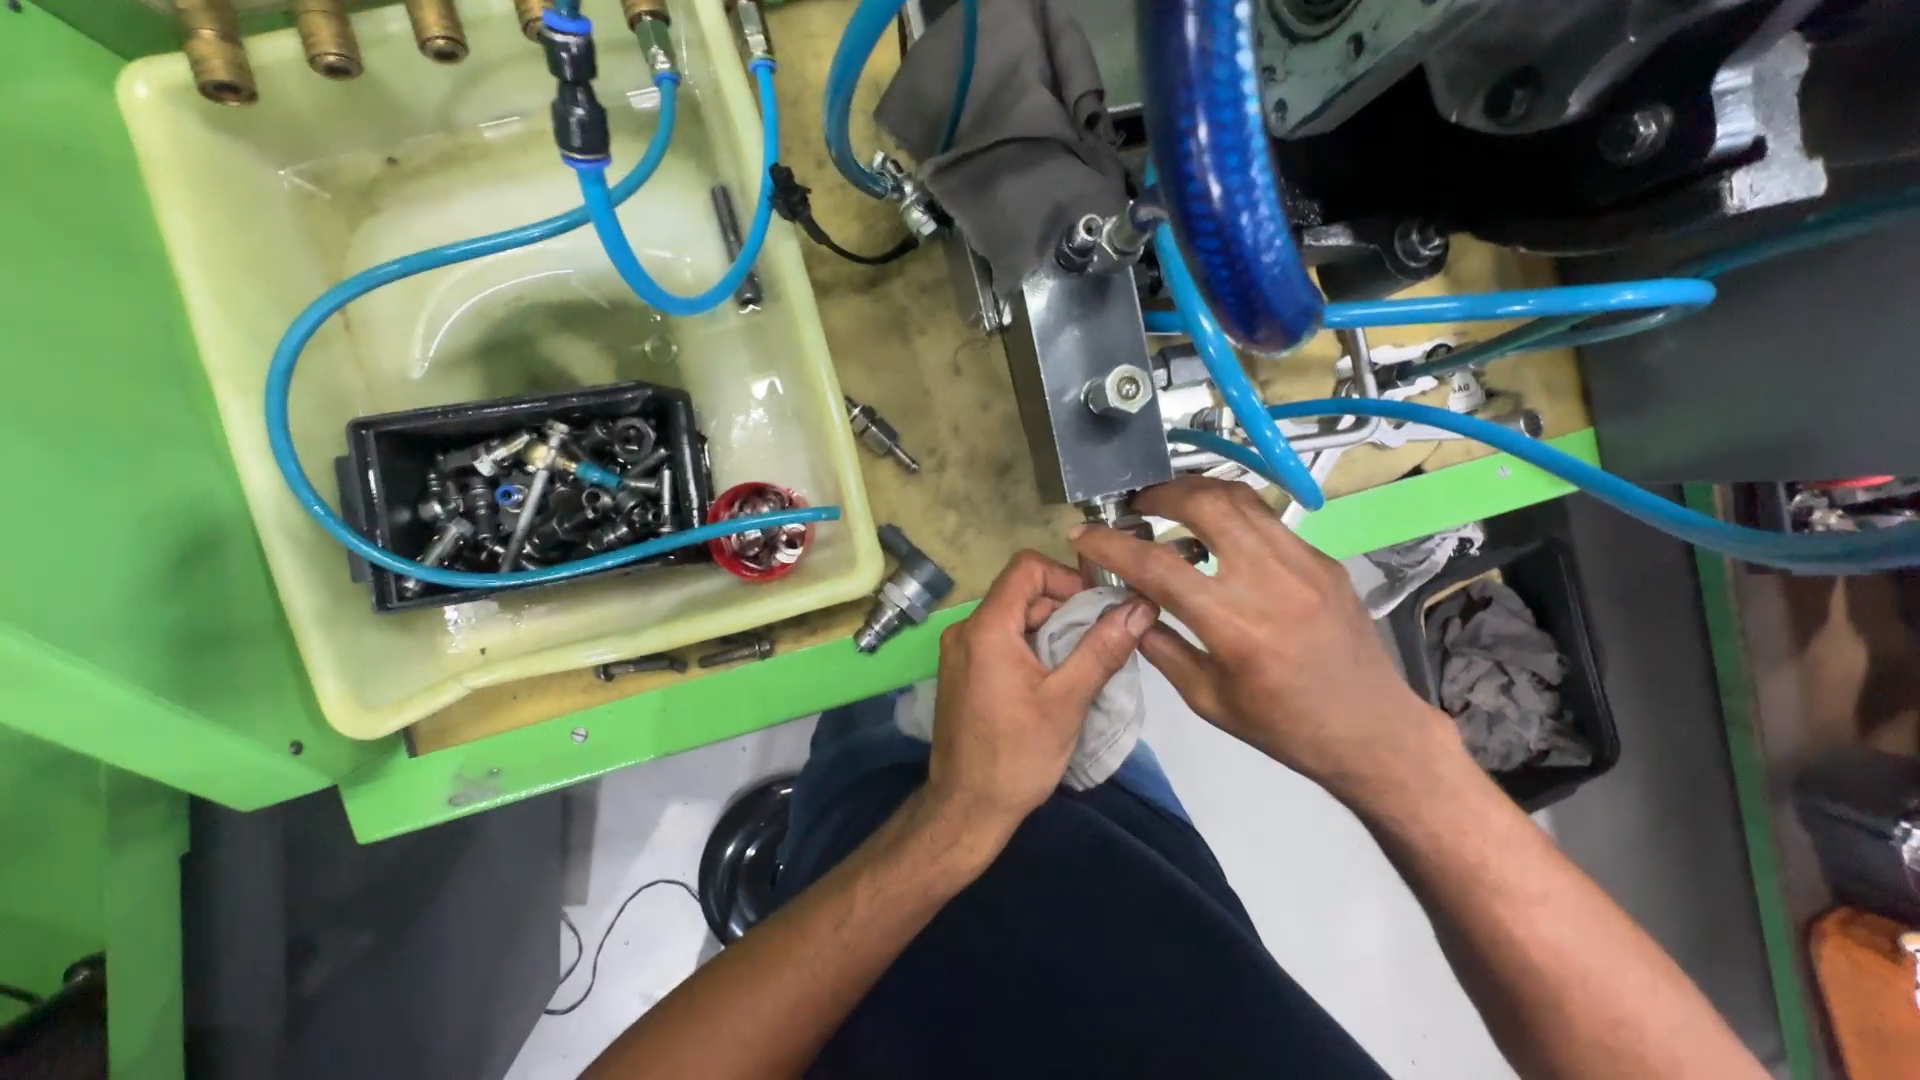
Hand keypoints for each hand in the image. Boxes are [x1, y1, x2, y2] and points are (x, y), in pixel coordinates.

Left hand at [925, 551, 1158, 836]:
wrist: (966, 809)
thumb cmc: (1016, 757)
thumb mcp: (1067, 701)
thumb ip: (1102, 649)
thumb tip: (1140, 608)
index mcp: (986, 628)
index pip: (1027, 567)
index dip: (1067, 578)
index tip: (1098, 609)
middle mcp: (965, 630)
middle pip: (1023, 594)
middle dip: (1066, 611)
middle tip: (1101, 643)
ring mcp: (960, 652)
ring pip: (1016, 620)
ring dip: (1053, 634)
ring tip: (1083, 668)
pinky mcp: (963, 673)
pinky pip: (1003, 642)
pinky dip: (1033, 650)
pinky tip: (1057, 682)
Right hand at [1069, 477, 1461, 801]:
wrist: (1373, 730)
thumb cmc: (1284, 727)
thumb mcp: (1208, 700)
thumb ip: (1162, 647)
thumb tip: (1127, 607)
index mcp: (1235, 626)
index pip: (1157, 566)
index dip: (1111, 545)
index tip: (1083, 534)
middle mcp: (1271, 581)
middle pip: (1206, 504)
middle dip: (1160, 494)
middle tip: (1135, 506)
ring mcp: (1304, 563)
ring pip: (1241, 499)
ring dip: (1196, 492)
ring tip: (1171, 505)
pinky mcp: (1323, 560)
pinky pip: (1267, 520)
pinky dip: (1231, 514)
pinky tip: (1218, 534)